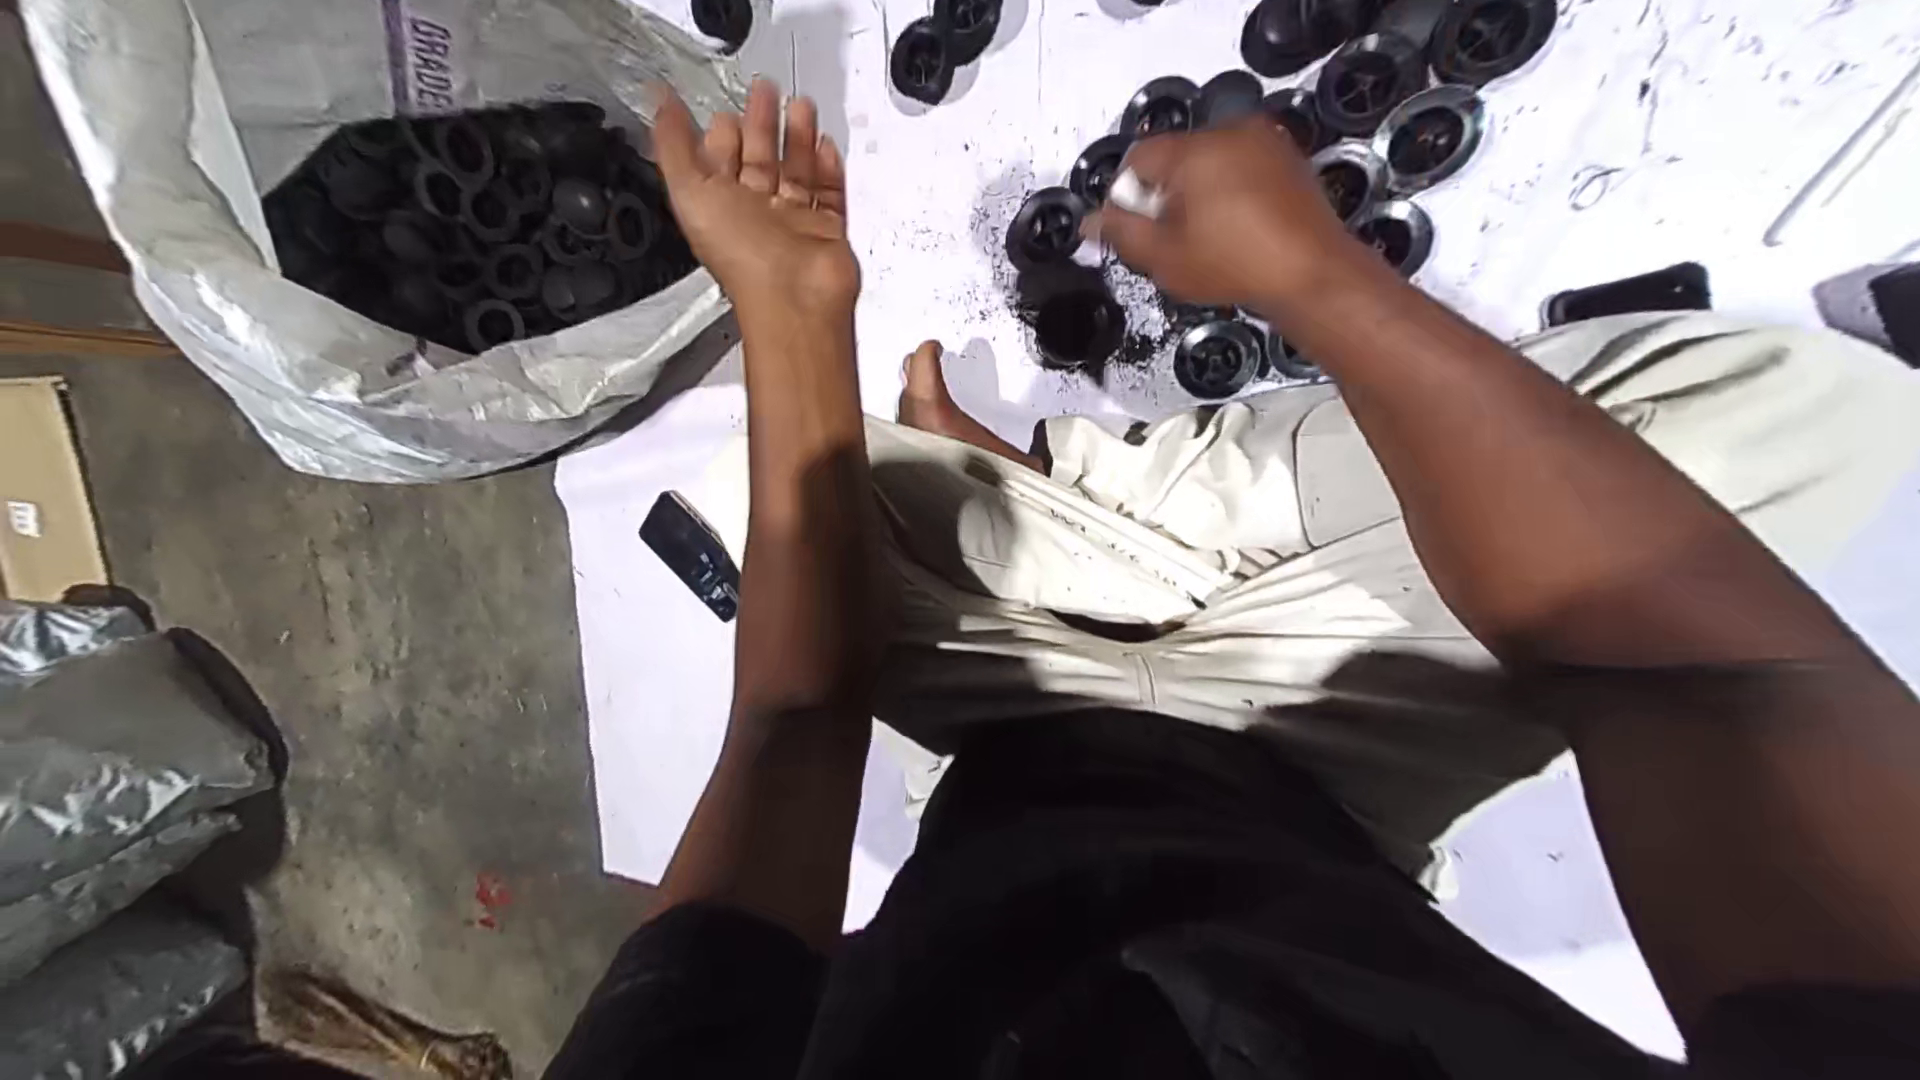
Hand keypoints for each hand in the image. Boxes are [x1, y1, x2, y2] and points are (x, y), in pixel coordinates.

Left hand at [651, 79, 859, 320]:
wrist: (796, 298)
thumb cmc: (745, 261)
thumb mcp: (689, 193)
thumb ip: (673, 146)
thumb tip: (660, 105)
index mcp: (723, 210)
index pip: (722, 162)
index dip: (722, 132)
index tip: (726, 109)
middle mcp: (758, 217)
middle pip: (761, 160)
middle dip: (763, 123)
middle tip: (767, 91)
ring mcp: (795, 225)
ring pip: (797, 172)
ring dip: (798, 137)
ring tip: (801, 107)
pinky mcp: (827, 233)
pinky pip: (829, 196)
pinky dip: (828, 170)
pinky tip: (826, 146)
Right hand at [1087, 119, 1364, 309]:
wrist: (1309, 274)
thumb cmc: (1234, 265)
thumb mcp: (1162, 257)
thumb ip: (1120, 233)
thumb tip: (1090, 220)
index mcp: (1194, 151)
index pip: (1137, 157)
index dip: (1124, 194)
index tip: (1131, 228)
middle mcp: (1231, 133)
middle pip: (1173, 160)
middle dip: (1162, 197)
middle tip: (1167, 241)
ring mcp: (1265, 142)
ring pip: (1207, 164)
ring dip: (1194, 197)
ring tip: (1202, 241)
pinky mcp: (1287, 160)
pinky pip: (1239, 169)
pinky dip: (1226, 194)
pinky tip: (1232, 233)